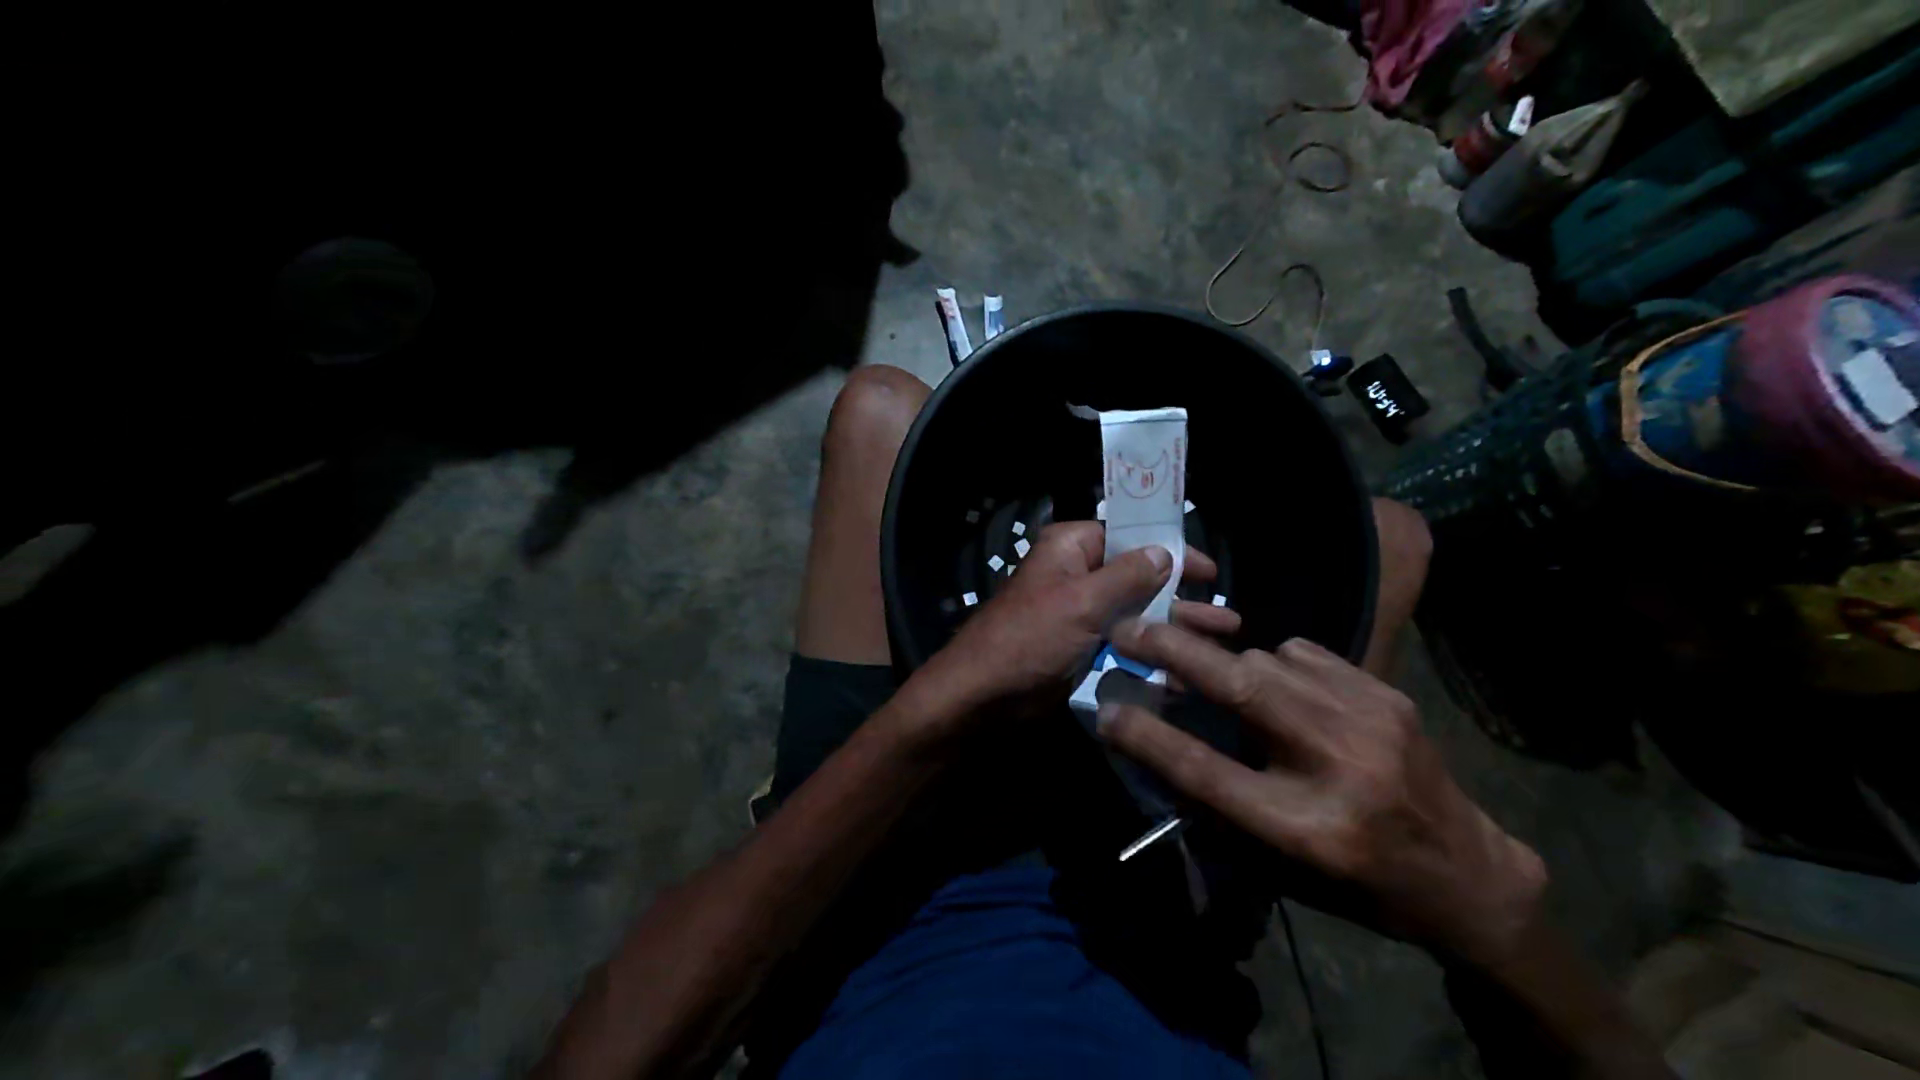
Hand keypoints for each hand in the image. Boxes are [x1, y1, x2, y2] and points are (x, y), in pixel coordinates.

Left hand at [912, 521, 1239, 720]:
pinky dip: (1149, 656)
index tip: (1209, 572)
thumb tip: (1164, 552)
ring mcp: (1079, 615)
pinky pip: (1121, 645)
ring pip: (1134, 616)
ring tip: (1220, 646)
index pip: (1129, 536)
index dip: (1170, 551)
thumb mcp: (1083, 602)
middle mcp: (1077, 575)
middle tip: (1227, 619)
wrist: (982, 696)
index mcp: (1071, 548)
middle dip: (1181, 600)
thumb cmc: (1030, 638)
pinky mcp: (1079, 649)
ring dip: (1173, 631)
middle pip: (1138, 579)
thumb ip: (1128, 576)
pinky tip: (1184, 676)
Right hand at [1098, 623, 1545, 969]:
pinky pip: (1302, 653)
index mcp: (1304, 828)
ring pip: (1268, 660)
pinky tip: (1278, 686)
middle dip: (1173, 652)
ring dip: (1225, 663)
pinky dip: (1273, 663)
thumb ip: (1215, 806)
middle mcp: (1338, 767)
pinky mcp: (1387, 694)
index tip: (1106, 708)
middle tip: (1128, 630)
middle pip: (1239, 690)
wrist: (1468, 874)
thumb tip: (1156, 741)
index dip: (1147, 736)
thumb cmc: (1357, 885)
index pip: (1205, 771)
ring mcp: (1370, 721)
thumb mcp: (1279, 867)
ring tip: (1209, 674)